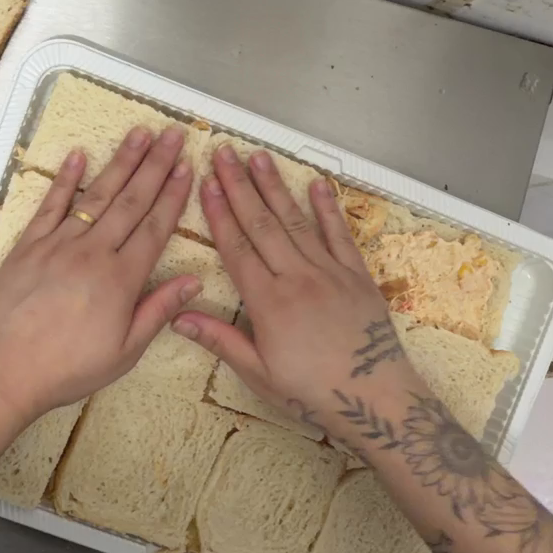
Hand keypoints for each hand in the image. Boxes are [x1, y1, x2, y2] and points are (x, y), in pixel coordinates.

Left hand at [0, 126, 199, 423]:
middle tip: (172, 135)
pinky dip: (65, 180)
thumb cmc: (68, 369)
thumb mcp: (125, 352)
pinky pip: (50, 206)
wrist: (4, 371)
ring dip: (120, 162)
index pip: (155, 228)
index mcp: (121, 280)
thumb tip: (194, 280)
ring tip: (139, 134)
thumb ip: (158, 311)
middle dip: (155, 165)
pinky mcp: (28, 246)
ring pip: (96, 196)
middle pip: (131, 201)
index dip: (173, 196)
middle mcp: (93, 253)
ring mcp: (58, 245)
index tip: (187, 168)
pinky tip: (78, 156)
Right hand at [173, 145, 421, 437]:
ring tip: (259, 157)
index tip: (206, 184)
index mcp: (268, 302)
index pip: (237, 248)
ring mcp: (329, 272)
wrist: (376, 397)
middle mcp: (297, 277)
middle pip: (263, 224)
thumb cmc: (311, 392)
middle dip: (240, 187)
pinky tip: (316, 185)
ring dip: (275, 188)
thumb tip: (177, 316)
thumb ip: (219, 340)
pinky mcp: (356, 276)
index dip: (219, 214)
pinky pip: (339, 235)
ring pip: (296, 221)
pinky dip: (327, 209)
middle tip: (225, 154)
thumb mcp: (258, 373)